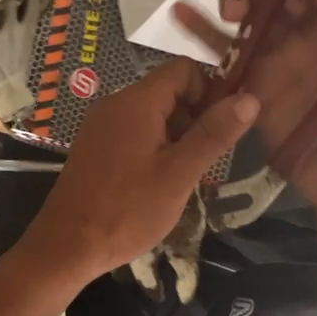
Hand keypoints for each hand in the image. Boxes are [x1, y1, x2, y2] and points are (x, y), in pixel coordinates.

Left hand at [18, 60, 257, 280]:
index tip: (222, 129)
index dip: (210, 92)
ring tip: (184, 177)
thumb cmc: (127, 211)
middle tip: (205, 161)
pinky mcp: (94, 147)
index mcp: (137, 102)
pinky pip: (133, 132)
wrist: (66, 246)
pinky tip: (158, 182)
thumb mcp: (179, 174)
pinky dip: (153, 147)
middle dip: (195, 118)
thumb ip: (213, 134)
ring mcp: (100, 125)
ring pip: (152, 115)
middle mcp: (115, 103)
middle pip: (168, 91)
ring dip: (176, 137)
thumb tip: (250, 98)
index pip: (184, 70)